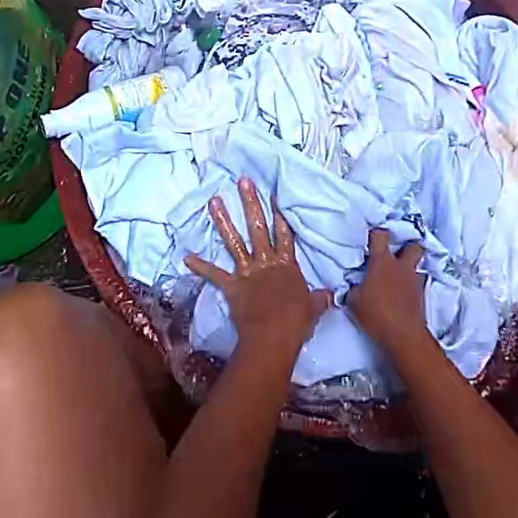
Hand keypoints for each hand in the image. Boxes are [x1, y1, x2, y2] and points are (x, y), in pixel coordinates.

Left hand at [186, 178, 330, 356]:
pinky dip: (200, 266)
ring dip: (223, 220)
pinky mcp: (232, 285)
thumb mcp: (313, 308)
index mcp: (286, 265)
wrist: (274, 336)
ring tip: (214, 200)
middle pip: (258, 227)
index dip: (279, 212)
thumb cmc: (296, 322)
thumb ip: (319, 298)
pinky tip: (186, 256)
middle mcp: (266, 262)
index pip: (284, 233)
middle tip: (243, 181)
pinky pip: (214, 274)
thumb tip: (331, 295)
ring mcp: (248, 271)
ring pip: (234, 241)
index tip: (274, 191)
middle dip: (250, 202)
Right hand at [348, 229, 429, 353]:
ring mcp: (414, 281)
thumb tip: (354, 286)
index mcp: (382, 262)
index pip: (381, 235)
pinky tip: (405, 293)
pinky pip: (419, 284)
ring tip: (402, 275)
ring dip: (411, 268)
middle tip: (397, 254)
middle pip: (413, 246)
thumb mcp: (354, 301)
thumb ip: (354, 288)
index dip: (377, 234)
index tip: (372, 238)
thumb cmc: (376, 314)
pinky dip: (413, 286)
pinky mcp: (423, 296)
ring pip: (419, 265)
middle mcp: (401, 267)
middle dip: (407, 247)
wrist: (403, 335)